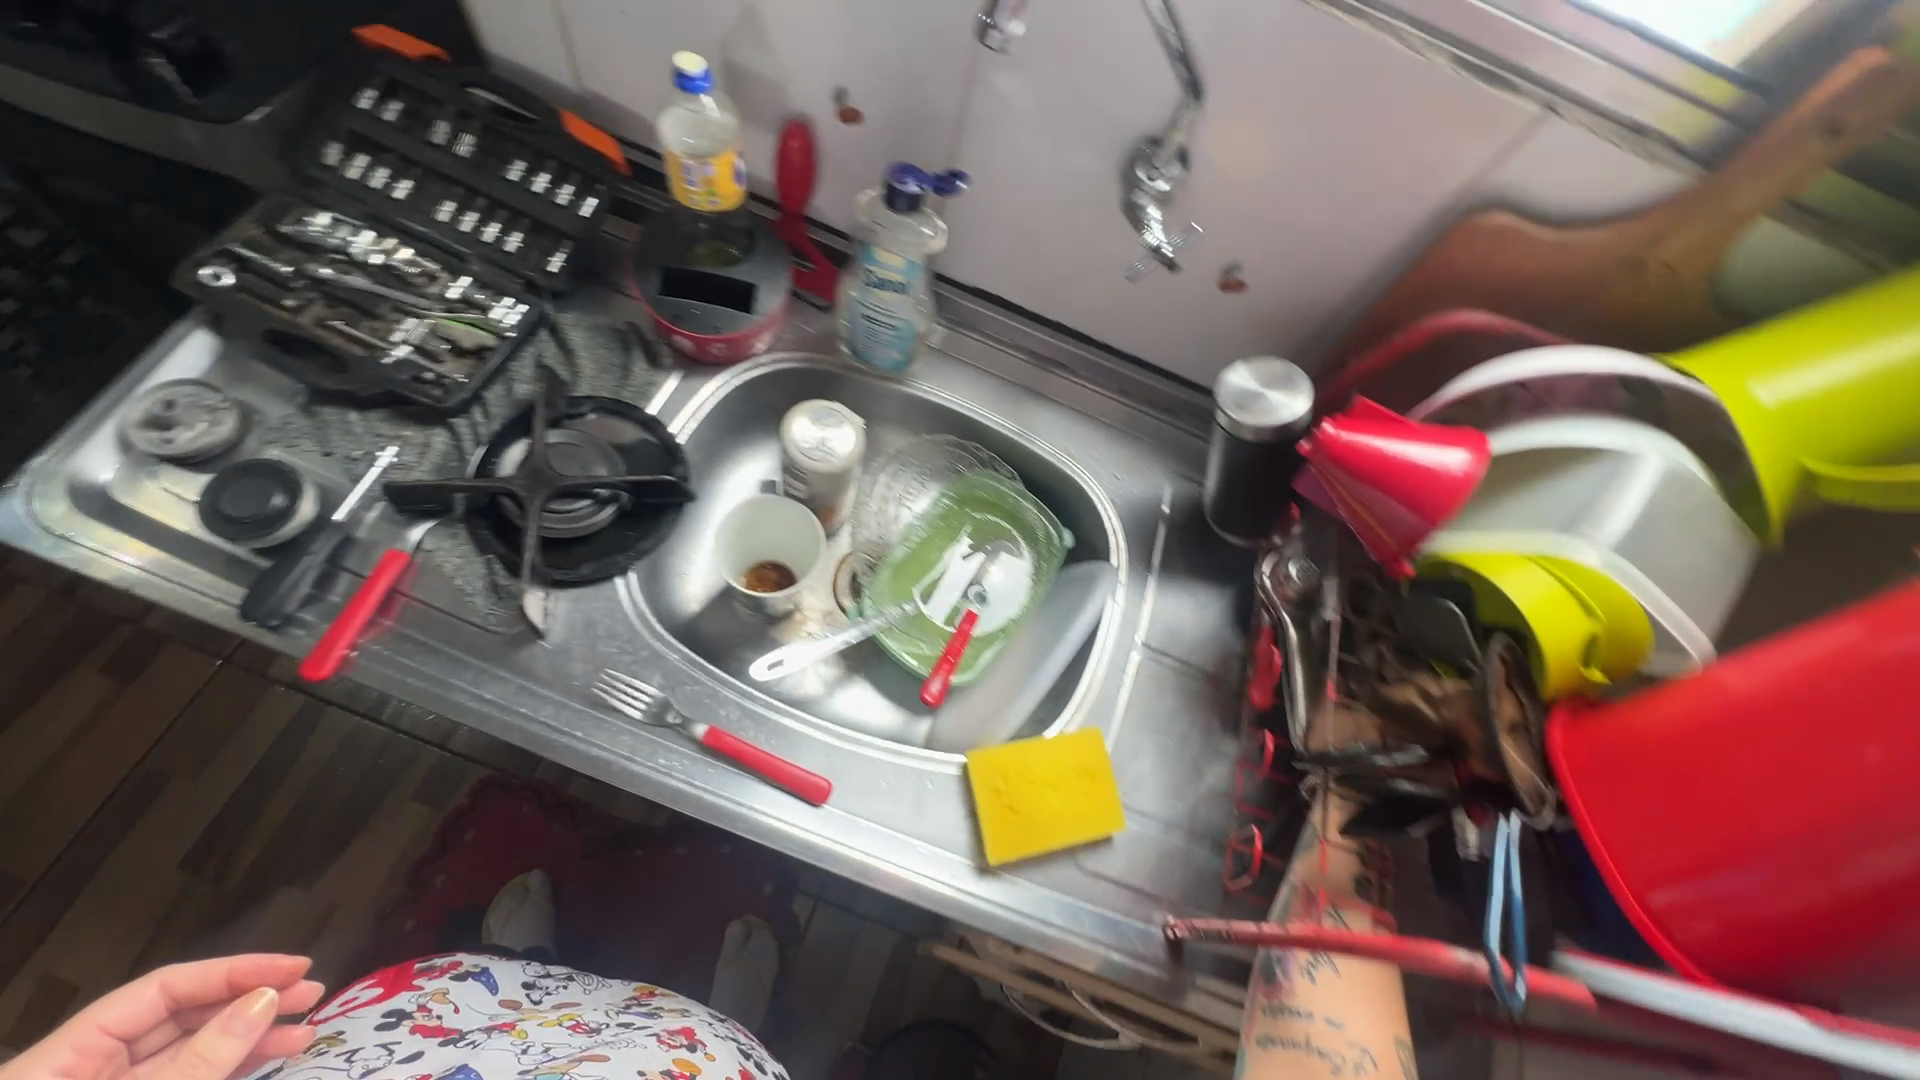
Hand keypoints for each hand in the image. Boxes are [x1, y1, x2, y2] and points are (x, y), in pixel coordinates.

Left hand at [0, 955, 324, 1079]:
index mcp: (58, 1061)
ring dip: (250, 1037)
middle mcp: (83, 1071)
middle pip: (177, 1017)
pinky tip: (273, 1058)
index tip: (296, 968)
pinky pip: (189, 1077)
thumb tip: (265, 999)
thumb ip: (198, 1062)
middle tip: (312, 995)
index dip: (231, 972)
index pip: (159, 991)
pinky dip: (232, 1067)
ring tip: (304, 1034)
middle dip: (248, 1002)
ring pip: (188, 1049)